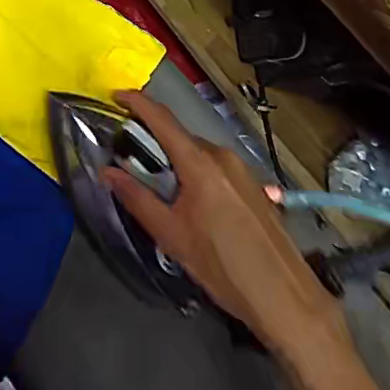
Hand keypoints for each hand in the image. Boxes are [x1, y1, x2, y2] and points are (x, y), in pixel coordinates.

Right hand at [101, 91, 343, 352]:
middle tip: (130, 166)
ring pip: (199, 154)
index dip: (137, 102)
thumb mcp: (172, 236)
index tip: (117, 96)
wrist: (281, 293)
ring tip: (162, 195)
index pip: (163, 120)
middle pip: (180, 138)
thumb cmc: (222, 267)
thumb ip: (137, 199)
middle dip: (154, 146)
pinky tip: (194, 207)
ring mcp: (242, 167)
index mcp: (201, 163)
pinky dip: (197, 175)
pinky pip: (216, 167)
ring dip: (176, 164)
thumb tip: (108, 173)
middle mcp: (223, 155)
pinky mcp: (253, 182)